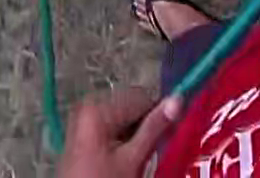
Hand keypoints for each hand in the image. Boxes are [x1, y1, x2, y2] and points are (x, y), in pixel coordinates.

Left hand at [58, 90, 182, 177]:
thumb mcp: (131, 159)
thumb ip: (154, 127)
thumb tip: (177, 100)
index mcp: (98, 107)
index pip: (141, 98)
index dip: (161, 112)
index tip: (176, 128)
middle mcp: (88, 108)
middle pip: (130, 108)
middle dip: (147, 126)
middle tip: (160, 146)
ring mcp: (83, 124)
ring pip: (122, 121)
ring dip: (136, 136)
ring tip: (142, 158)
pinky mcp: (82, 139)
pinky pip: (110, 131)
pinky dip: (123, 142)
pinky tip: (127, 161)